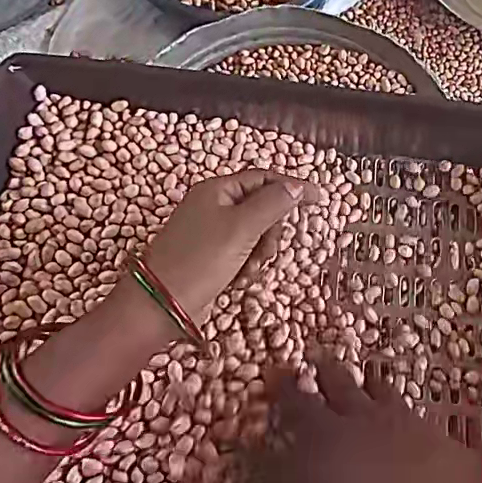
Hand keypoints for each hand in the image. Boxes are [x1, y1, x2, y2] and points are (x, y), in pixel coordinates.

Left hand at [140, 170, 314, 319]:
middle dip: (269, 232)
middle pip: (262, 209)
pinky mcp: (211, 258)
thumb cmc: (199, 260)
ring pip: (255, 235)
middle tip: (264, 250)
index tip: (319, 199)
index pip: (263, 179)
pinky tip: (238, 280)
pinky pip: (242, 255)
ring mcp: (211, 233)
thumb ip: (272, 204)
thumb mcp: (241, 228)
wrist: (161, 304)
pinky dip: (246, 267)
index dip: (292, 188)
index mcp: (217, 190)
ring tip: (247, 270)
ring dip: (259, 253)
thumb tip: (297, 186)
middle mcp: (213, 207)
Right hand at [271, 357, 481, 482]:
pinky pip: (376, 383)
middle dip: (280, 389)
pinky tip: (366, 376)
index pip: (276, 455)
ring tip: (312, 358)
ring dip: (321, 370)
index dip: (257, 449)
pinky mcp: (397, 408)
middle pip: (299, 404)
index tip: (246, 444)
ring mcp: (367, 416)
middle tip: (270, 374)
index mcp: (319, 471)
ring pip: (336, 382)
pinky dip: (368, 378)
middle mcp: (336, 435)